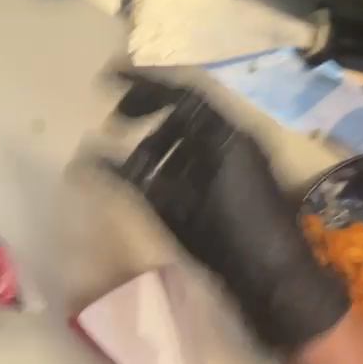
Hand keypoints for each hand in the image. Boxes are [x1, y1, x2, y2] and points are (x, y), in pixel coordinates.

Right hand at [103, 67, 347, 352]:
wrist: (278, 283)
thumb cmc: (229, 240)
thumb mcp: (174, 208)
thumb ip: (129, 178)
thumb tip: (83, 156)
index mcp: (225, 135)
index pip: (180, 91)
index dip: (141, 82)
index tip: (106, 80)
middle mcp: (236, 139)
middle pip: (185, 110)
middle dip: (147, 110)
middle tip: (115, 119)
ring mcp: (241, 162)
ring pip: (193, 135)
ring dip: (158, 139)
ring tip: (128, 158)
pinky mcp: (240, 185)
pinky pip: (200, 158)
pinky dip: (172, 162)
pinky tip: (152, 180)